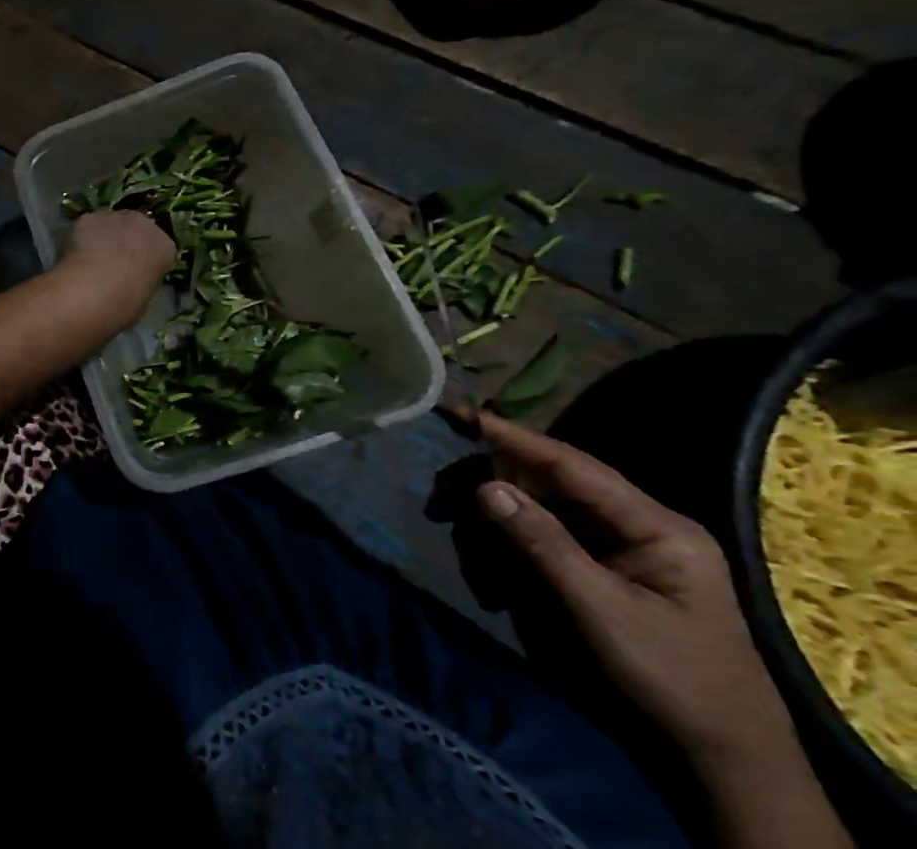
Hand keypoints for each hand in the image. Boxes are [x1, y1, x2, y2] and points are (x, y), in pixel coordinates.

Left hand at [58, 210, 175, 314]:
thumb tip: (130, 280)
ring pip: (108, 224)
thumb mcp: (144, 297)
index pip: (157, 248)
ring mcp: (115, 217)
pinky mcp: (88, 218)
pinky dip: (79, 239)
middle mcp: (144, 223)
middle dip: (123, 242)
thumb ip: (141, 280)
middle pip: (134, 228)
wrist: (94, 291)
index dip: (142, 260)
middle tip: (107, 264)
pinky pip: (85, 227)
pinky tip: (72, 258)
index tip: (130, 273)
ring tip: (86, 262)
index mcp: (164, 247)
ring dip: (101, 238)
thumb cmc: (125, 304)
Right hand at [466, 412, 794, 759]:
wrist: (723, 747)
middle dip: (494, 491)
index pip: (573, 466)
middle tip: (441, 505)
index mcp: (657, 526)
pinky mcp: (608, 566)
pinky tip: (496, 585)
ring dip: (500, 532)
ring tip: (477, 570)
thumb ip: (543, 544)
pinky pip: (549, 540)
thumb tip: (485, 487)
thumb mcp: (601, 610)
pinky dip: (515, 553)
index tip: (464, 416)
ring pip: (544, 512)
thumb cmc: (670, 674)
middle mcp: (641, 524)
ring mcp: (625, 545)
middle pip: (552, 484)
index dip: (516, 438)